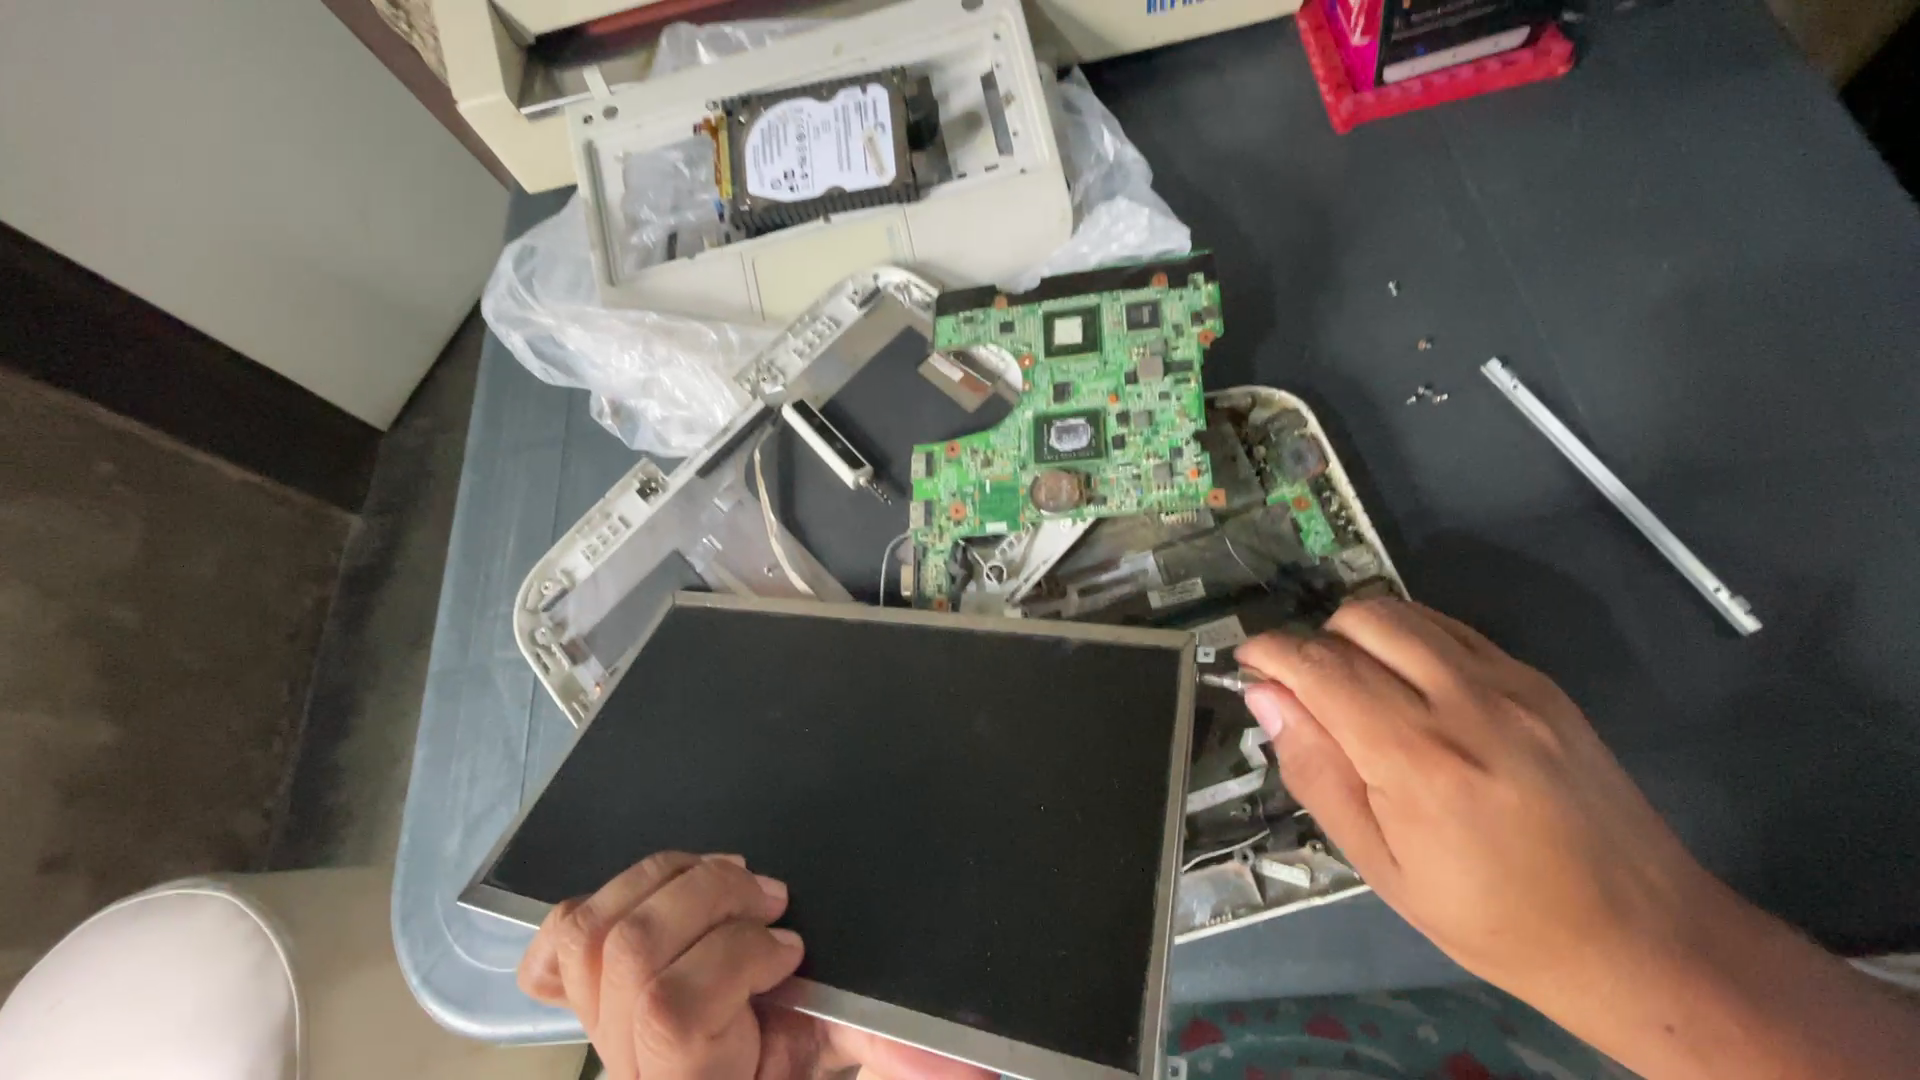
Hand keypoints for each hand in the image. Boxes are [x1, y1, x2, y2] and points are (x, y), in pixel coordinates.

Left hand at [518, 852, 991, 1079]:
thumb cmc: (778, 1070)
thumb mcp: (829, 1056)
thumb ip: (875, 1041)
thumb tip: (956, 1050)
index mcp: (694, 1078)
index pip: (674, 1011)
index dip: (735, 957)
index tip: (791, 950)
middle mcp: (629, 1064)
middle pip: (632, 949)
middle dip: (712, 897)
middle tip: (770, 897)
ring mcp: (599, 1026)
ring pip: (595, 930)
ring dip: (672, 879)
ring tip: (725, 877)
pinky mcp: (588, 993)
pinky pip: (559, 946)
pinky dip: (596, 907)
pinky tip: (647, 898)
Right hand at [1237, 598, 1919, 1079]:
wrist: (1645, 938)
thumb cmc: (1492, 918)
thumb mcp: (1380, 866)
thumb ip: (1316, 772)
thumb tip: (1266, 698)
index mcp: (1417, 758)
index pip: (1320, 667)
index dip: (1271, 652)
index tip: (1248, 663)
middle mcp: (1465, 702)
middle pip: (1361, 619)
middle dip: (1316, 640)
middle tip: (1308, 689)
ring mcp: (1513, 684)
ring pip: (1406, 613)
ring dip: (1360, 633)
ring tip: (1356, 684)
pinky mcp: (1542, 683)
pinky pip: (1452, 631)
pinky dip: (1410, 640)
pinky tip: (1411, 686)